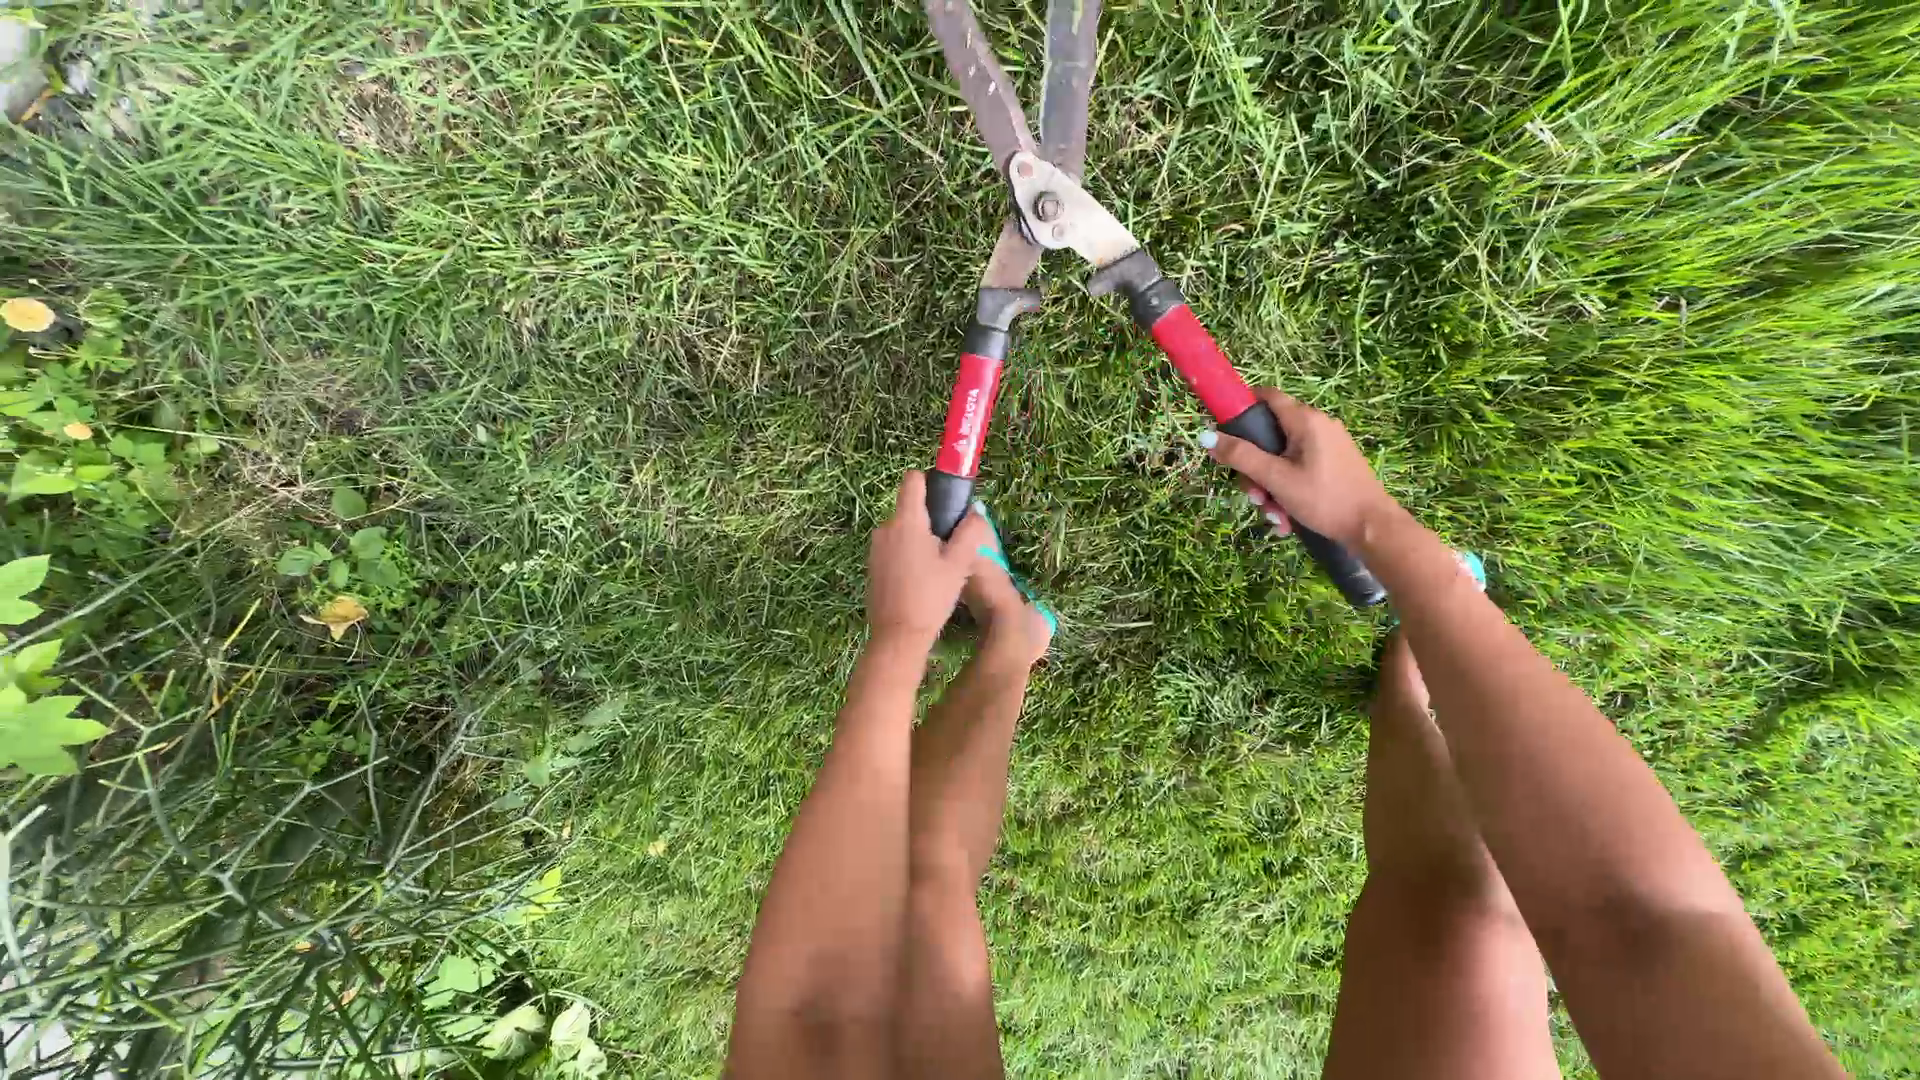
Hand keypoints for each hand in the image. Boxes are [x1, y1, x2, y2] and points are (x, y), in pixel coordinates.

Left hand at [866, 471, 992, 645]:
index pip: (913, 480)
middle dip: (930, 519)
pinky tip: (921, 579)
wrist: (898, 635)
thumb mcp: (959, 563)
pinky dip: (907, 555)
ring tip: (938, 566)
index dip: (930, 481)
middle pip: (909, 508)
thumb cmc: (932, 596)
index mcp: (906, 521)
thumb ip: (970, 532)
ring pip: (902, 530)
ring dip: (918, 539)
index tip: (946, 499)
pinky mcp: (872, 566)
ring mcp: (875, 548)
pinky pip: (893, 548)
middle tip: (950, 544)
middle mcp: (885, 528)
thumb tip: (975, 511)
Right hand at [1203, 388, 1400, 546]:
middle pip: (1269, 437)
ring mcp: (1328, 446)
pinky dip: (1287, 492)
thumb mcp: (1275, 479)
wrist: (1372, 528)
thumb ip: (1240, 456)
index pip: (1266, 397)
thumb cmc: (1324, 499)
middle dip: (1254, 469)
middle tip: (1253, 495)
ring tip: (1274, 515)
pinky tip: (1287, 519)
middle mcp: (1318, 426)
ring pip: (1281, 459)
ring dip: (1269, 488)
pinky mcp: (1333, 465)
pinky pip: (1298, 471)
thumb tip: (1205, 437)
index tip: (1224, 433)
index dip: (1241, 409)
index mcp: (1306, 421)